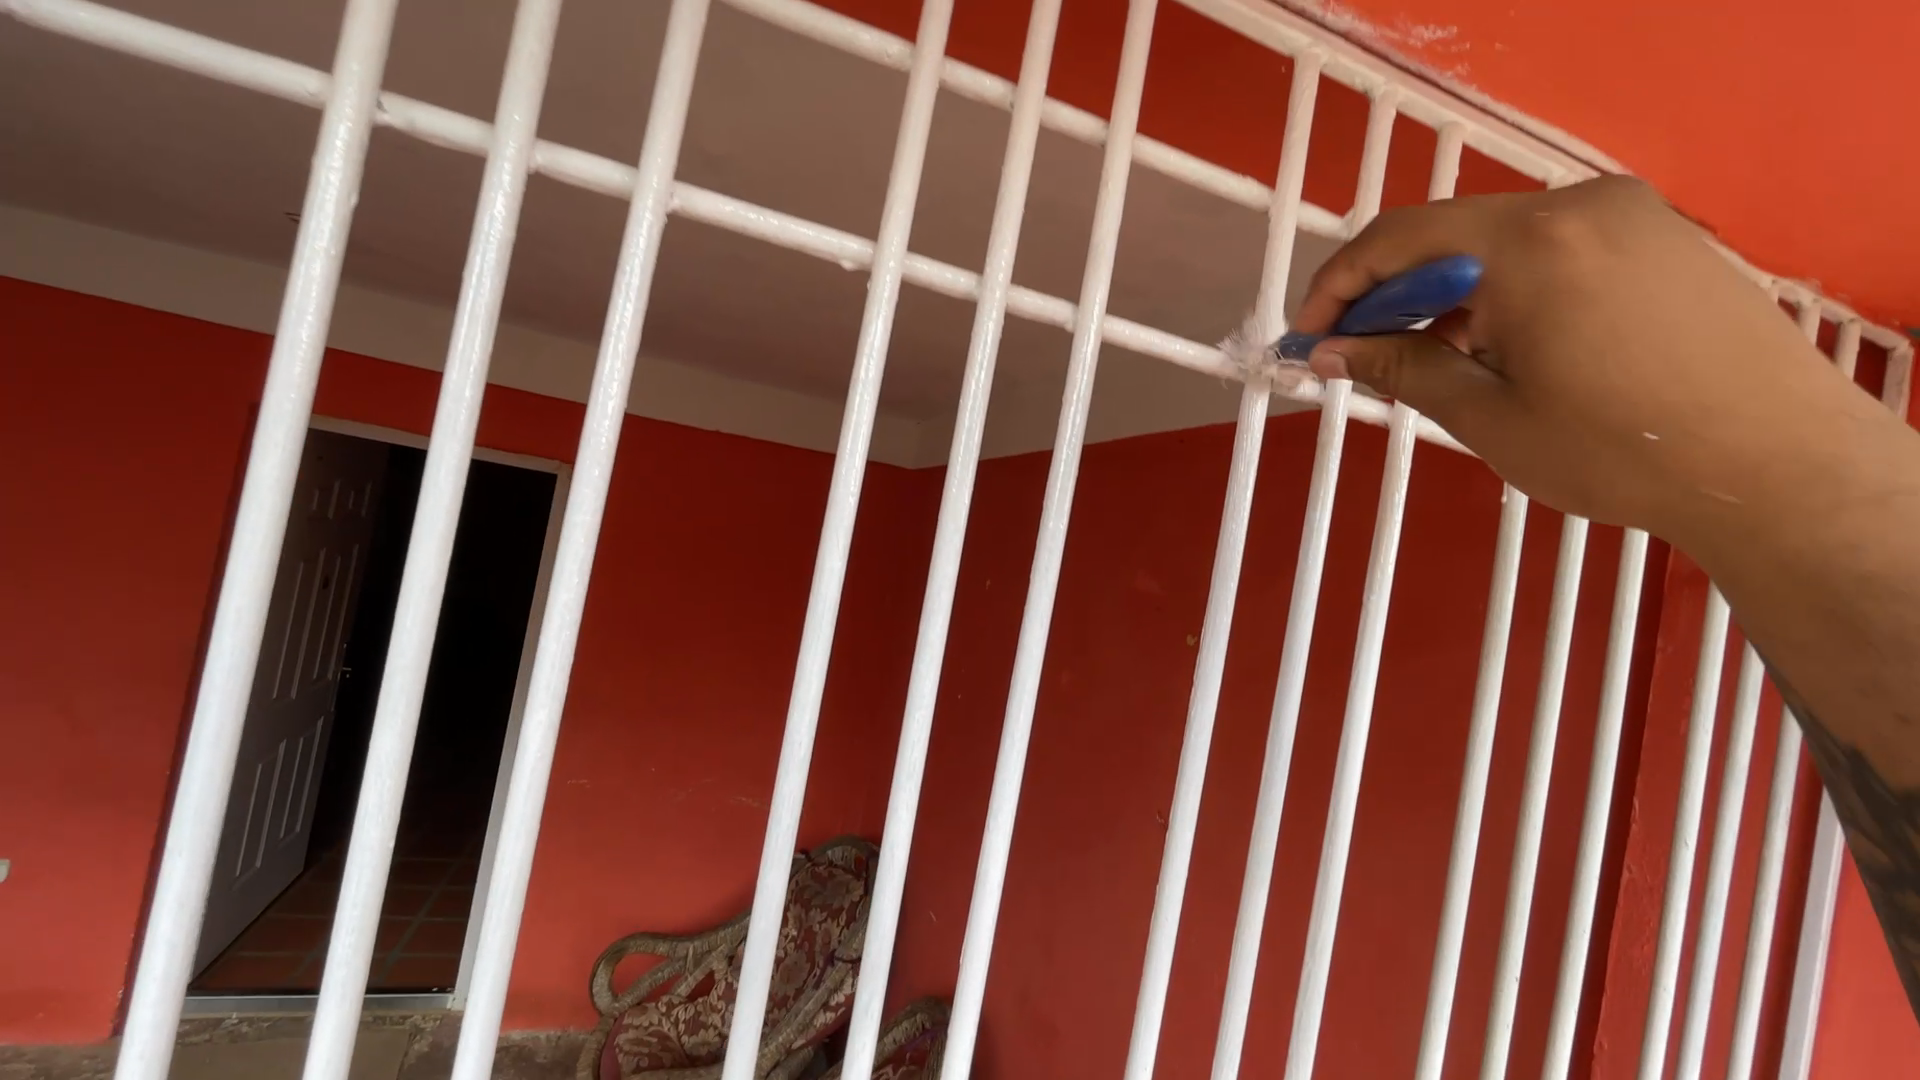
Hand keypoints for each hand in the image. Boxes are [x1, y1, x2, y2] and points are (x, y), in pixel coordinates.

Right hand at [1292, 175, 1893, 555]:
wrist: (1777, 467)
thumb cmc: (1613, 450)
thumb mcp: (1484, 414)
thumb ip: (1397, 368)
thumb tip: (1329, 352)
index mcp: (1529, 243)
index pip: (1396, 238)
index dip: (1336, 286)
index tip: (1308, 338)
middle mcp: (1577, 206)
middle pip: (1443, 233)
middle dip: (1385, 294)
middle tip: (1355, 354)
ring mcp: (1626, 216)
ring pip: (1492, 243)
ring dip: (1439, 295)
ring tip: (1421, 360)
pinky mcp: (1656, 239)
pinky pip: (1544, 250)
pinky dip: (1494, 291)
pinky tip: (1489, 344)